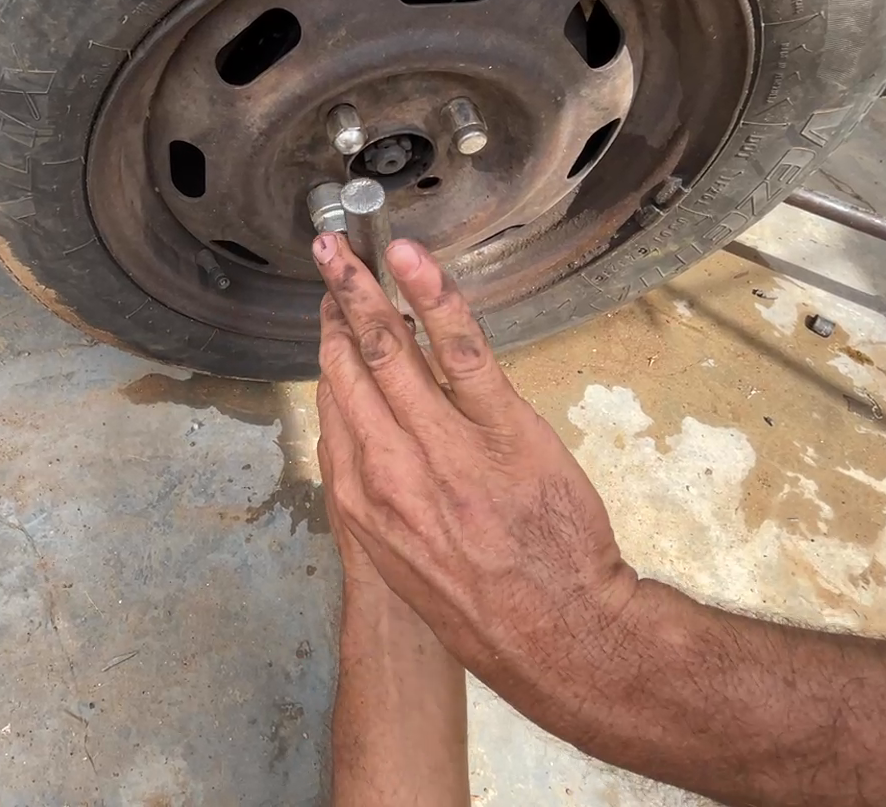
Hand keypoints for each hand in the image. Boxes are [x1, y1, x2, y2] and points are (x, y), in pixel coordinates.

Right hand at [312, 233, 646, 719]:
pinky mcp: (498, 425)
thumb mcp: (395, 558)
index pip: (331, 400)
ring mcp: (439, 442)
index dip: (328, 349)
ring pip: (389, 347)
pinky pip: (457, 349)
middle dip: (334, 307)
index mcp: (356, 496)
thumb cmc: (473, 602)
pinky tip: (409, 260)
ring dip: (361, 289)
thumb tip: (359, 433)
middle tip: (327, 262)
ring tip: (343, 250)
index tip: (330, 318)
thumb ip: (369, 490)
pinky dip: (432, 297)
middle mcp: (383, 463)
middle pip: (347, 365)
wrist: (557, 636)